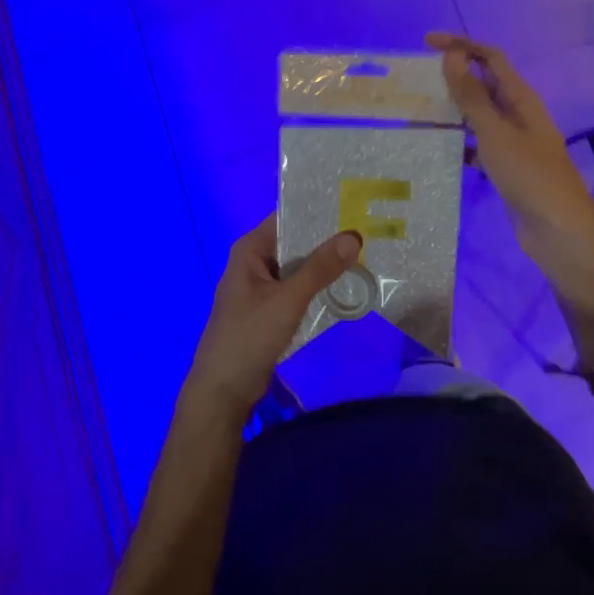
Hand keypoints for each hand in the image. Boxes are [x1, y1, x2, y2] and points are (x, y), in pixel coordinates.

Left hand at [182, 217, 361, 416]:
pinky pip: (298, 289)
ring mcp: (261, 286)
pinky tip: (347, 286)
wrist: (224, 388)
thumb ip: (319, 268)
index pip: (287, 217)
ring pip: (299, 267)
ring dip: (325, 265)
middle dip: (327, 240)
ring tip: (367, 253)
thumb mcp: (288, 300)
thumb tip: (353, 236)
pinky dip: (318, 287)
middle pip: (296, 242)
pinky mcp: (269, 309)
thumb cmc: (250, 336)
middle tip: (369, 230)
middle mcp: (254, 261)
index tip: (353, 205)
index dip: (318, 211)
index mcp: (250, 249)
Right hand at [427, 32, 593, 323]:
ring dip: (453, 108)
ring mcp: (514, 141)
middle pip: (484, 82)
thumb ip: (472, 95)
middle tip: (417, 79)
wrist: (557, 231)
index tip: (426, 43)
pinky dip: (459, 140)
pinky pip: (478, 142)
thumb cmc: (529, 176)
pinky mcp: (507, 165)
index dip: (461, 44)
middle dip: (453, 75)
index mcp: (521, 98)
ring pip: (479, 114)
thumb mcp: (495, 133)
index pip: (490, 57)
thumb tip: (452, 56)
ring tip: (419, 110)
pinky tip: (437, 148)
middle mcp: (519, 113)